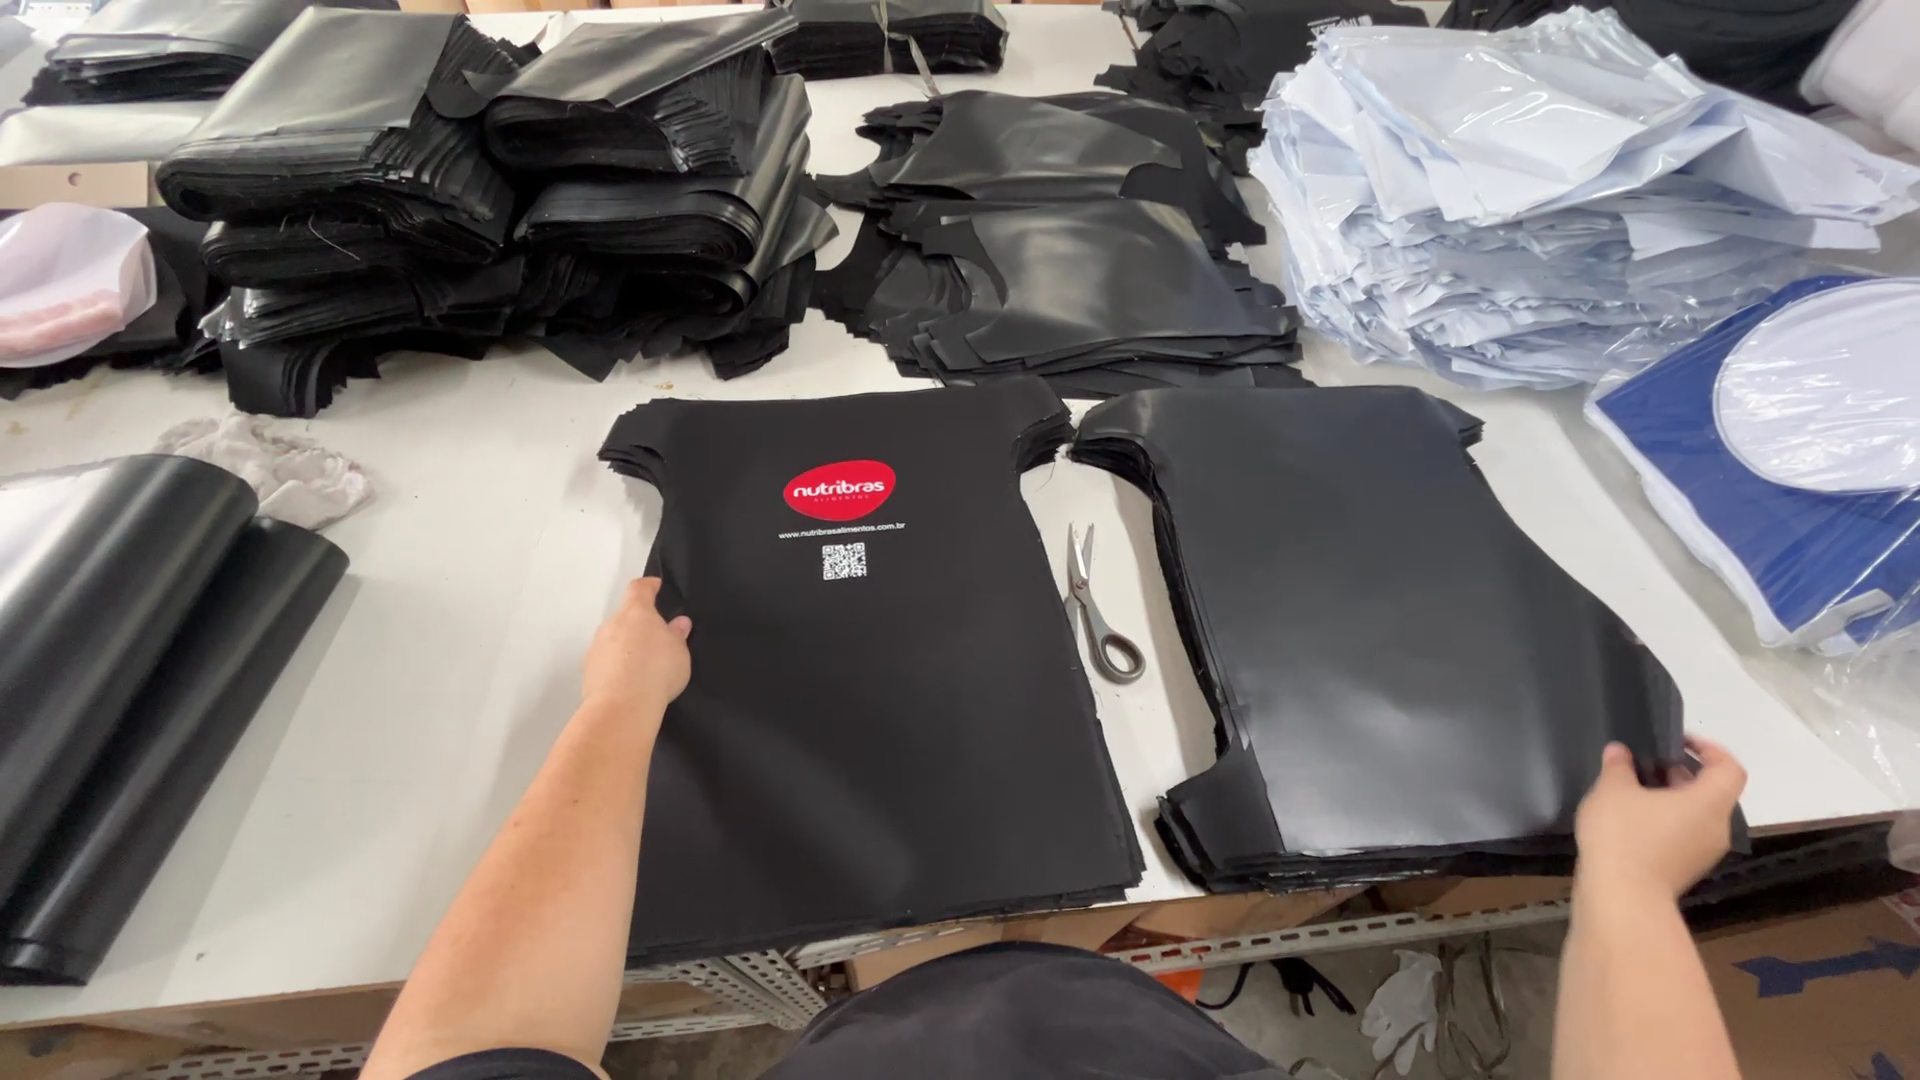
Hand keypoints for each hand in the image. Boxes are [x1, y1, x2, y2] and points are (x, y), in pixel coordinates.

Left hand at [582, 578, 692, 717]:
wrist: (622, 706)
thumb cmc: (657, 669)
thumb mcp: (680, 651)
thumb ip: (677, 635)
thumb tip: (679, 623)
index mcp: (636, 612)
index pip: (639, 588)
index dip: (649, 586)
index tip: (656, 587)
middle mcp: (612, 624)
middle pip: (626, 616)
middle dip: (640, 624)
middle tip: (658, 640)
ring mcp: (597, 647)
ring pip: (614, 639)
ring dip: (627, 646)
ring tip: (644, 666)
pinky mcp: (589, 670)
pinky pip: (606, 660)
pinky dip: (617, 665)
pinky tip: (630, 681)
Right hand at [1574, 737, 1745, 900]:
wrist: (1623, 890)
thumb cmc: (1623, 832)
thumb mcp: (1612, 790)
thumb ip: (1619, 766)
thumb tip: (1621, 752)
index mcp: (1708, 803)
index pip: (1729, 769)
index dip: (1710, 749)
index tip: (1679, 740)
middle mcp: (1717, 826)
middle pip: (1711, 791)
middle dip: (1680, 772)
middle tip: (1644, 763)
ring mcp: (1705, 849)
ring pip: (1697, 812)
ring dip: (1671, 795)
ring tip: (1632, 788)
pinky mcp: (1688, 864)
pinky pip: (1685, 830)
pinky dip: (1666, 816)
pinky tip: (1631, 816)